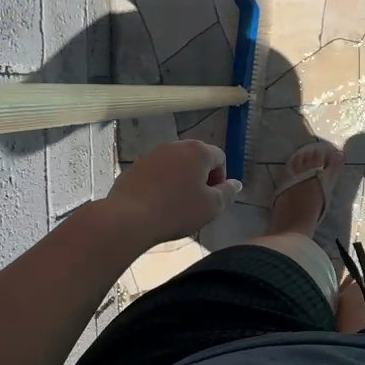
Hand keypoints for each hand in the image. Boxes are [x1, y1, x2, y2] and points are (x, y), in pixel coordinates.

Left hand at [105, 140, 241, 245]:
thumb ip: (228, 192)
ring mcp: (151, 155)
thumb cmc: (177, 211)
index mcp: (197, 151)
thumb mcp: (212, 207)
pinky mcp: (134, 167)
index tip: (213, 198)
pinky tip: (158, 204)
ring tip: (177, 204)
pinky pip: (156, 173)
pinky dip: (161, 184)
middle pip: (196, 158)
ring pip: (175, 165)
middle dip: (201, 177)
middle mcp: (175, 146)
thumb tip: (236, 183)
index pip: (219, 158)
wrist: (129, 218)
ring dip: (180, 179)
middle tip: (198, 201)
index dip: (221, 179)